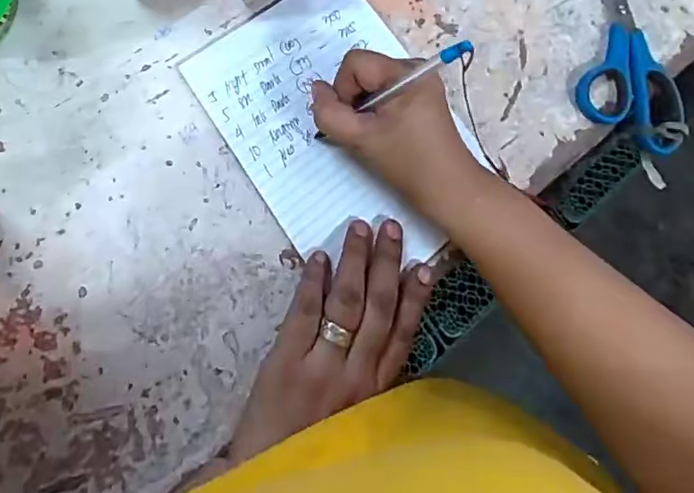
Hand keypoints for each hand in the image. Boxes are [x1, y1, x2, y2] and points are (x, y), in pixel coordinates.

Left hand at [225, 219, 435, 464]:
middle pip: (377, 309)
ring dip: (354, 261)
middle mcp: (355, 376)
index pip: (402, 333)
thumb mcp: (359, 412)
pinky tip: (320, 256)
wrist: (269, 473)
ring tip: (359, 228)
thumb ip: (372, 371)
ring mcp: (321, 367)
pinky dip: (313, 282)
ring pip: (346, 303)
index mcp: (376, 389)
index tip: (424, 263)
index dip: (414, 296)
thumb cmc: (318, 440)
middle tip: (391, 227)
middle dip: (386, 264)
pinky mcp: (286, 362)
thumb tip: (387, 318)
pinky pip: (305, 313)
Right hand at [310, 49, 490, 218]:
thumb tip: (317, 89)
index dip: (343, 90)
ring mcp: (420, 82)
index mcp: (407, 72)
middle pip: (363, 70)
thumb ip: (329, 113)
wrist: (451, 191)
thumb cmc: (408, 164)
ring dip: (364, 107)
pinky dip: (376, 110)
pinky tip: (386, 132)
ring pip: (370, 82)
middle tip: (365, 130)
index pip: (354, 62)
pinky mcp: (421, 97)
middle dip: (354, 99)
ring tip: (376, 134)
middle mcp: (416, 69)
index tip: (356, 122)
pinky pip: (384, 92)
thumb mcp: (359, 139)